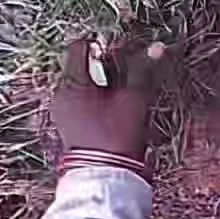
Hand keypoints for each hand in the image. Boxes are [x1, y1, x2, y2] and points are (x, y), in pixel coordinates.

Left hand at [52, 37, 166, 160]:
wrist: (107, 176)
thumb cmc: (117, 136)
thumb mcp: (133, 99)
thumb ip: (144, 71)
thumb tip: (158, 48)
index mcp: (71, 84)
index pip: (81, 46)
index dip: (104, 42)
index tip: (124, 46)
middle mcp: (61, 94)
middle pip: (83, 64)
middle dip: (108, 63)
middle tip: (132, 67)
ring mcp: (63, 110)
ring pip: (84, 81)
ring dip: (105, 79)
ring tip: (127, 86)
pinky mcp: (69, 122)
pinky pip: (83, 98)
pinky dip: (99, 94)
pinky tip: (116, 103)